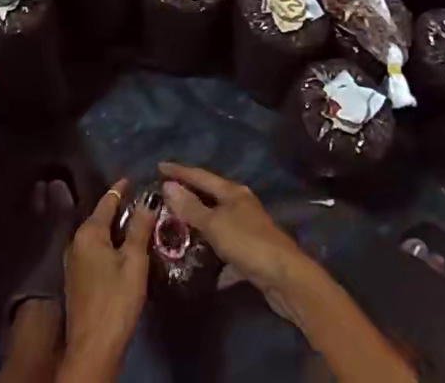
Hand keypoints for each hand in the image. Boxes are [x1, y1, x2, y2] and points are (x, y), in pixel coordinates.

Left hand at [60, 179, 151, 382]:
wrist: (93, 348)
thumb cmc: (116, 299)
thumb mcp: (134, 260)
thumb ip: (140, 226)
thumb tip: (149, 198)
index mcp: (88, 233)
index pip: (107, 200)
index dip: (122, 188)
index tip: (136, 178)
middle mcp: (76, 242)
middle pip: (101, 217)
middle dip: (122, 208)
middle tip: (145, 202)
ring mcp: (75, 262)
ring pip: (100, 235)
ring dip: (118, 228)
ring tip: (141, 222)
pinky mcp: (78, 279)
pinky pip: (97, 250)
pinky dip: (112, 243)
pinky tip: (127, 248)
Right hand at [159, 163, 415, 382]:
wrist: (285, 277)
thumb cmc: (248, 244)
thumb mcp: (215, 225)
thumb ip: (191, 207)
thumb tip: (168, 185)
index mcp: (232, 192)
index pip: (200, 176)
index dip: (179, 171)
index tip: (159, 166)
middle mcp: (241, 205)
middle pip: (210, 196)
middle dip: (188, 196)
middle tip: (163, 197)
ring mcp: (248, 228)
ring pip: (218, 222)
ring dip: (200, 225)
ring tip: (177, 231)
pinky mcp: (252, 253)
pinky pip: (227, 250)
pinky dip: (216, 258)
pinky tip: (207, 273)